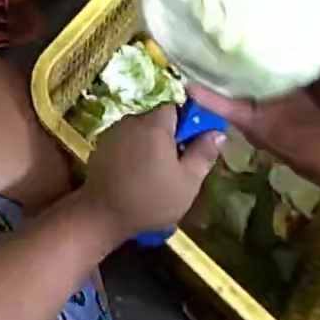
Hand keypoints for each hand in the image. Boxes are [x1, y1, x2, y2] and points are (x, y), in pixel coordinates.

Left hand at [79, 104, 222, 237]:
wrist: (103, 212)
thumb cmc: (152, 198)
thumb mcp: (187, 181)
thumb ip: (203, 153)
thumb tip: (217, 132)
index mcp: (154, 124)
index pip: (174, 107)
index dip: (186, 122)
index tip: (193, 143)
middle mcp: (131, 120)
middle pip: (156, 119)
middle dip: (169, 136)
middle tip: (178, 164)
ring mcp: (114, 131)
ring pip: (141, 130)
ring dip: (151, 144)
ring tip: (157, 173)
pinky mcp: (102, 144)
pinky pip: (126, 140)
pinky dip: (134, 151)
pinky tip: (137, 174)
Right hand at [189, 0, 319, 206]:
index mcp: (319, 43)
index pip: (287, 6)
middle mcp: (289, 65)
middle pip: (251, 34)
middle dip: (225, 13)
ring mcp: (270, 93)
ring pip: (229, 66)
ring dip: (204, 49)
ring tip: (173, 20)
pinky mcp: (257, 121)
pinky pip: (223, 102)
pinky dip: (202, 90)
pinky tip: (179, 70)